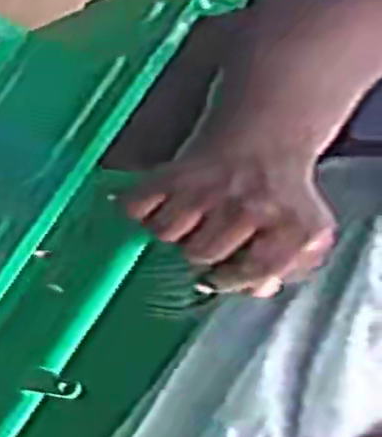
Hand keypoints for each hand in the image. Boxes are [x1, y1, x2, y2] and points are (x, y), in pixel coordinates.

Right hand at [124, 143, 334, 295]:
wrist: (258, 146)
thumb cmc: (278, 197)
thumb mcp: (302, 231)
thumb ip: (286, 263)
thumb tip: (253, 289)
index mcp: (291, 226)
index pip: (256, 269)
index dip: (233, 280)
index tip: (216, 280)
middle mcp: (247, 209)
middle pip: (199, 253)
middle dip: (195, 252)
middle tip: (198, 242)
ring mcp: (203, 192)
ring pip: (163, 233)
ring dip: (166, 232)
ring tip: (179, 222)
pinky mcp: (166, 178)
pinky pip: (134, 210)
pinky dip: (138, 212)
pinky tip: (155, 208)